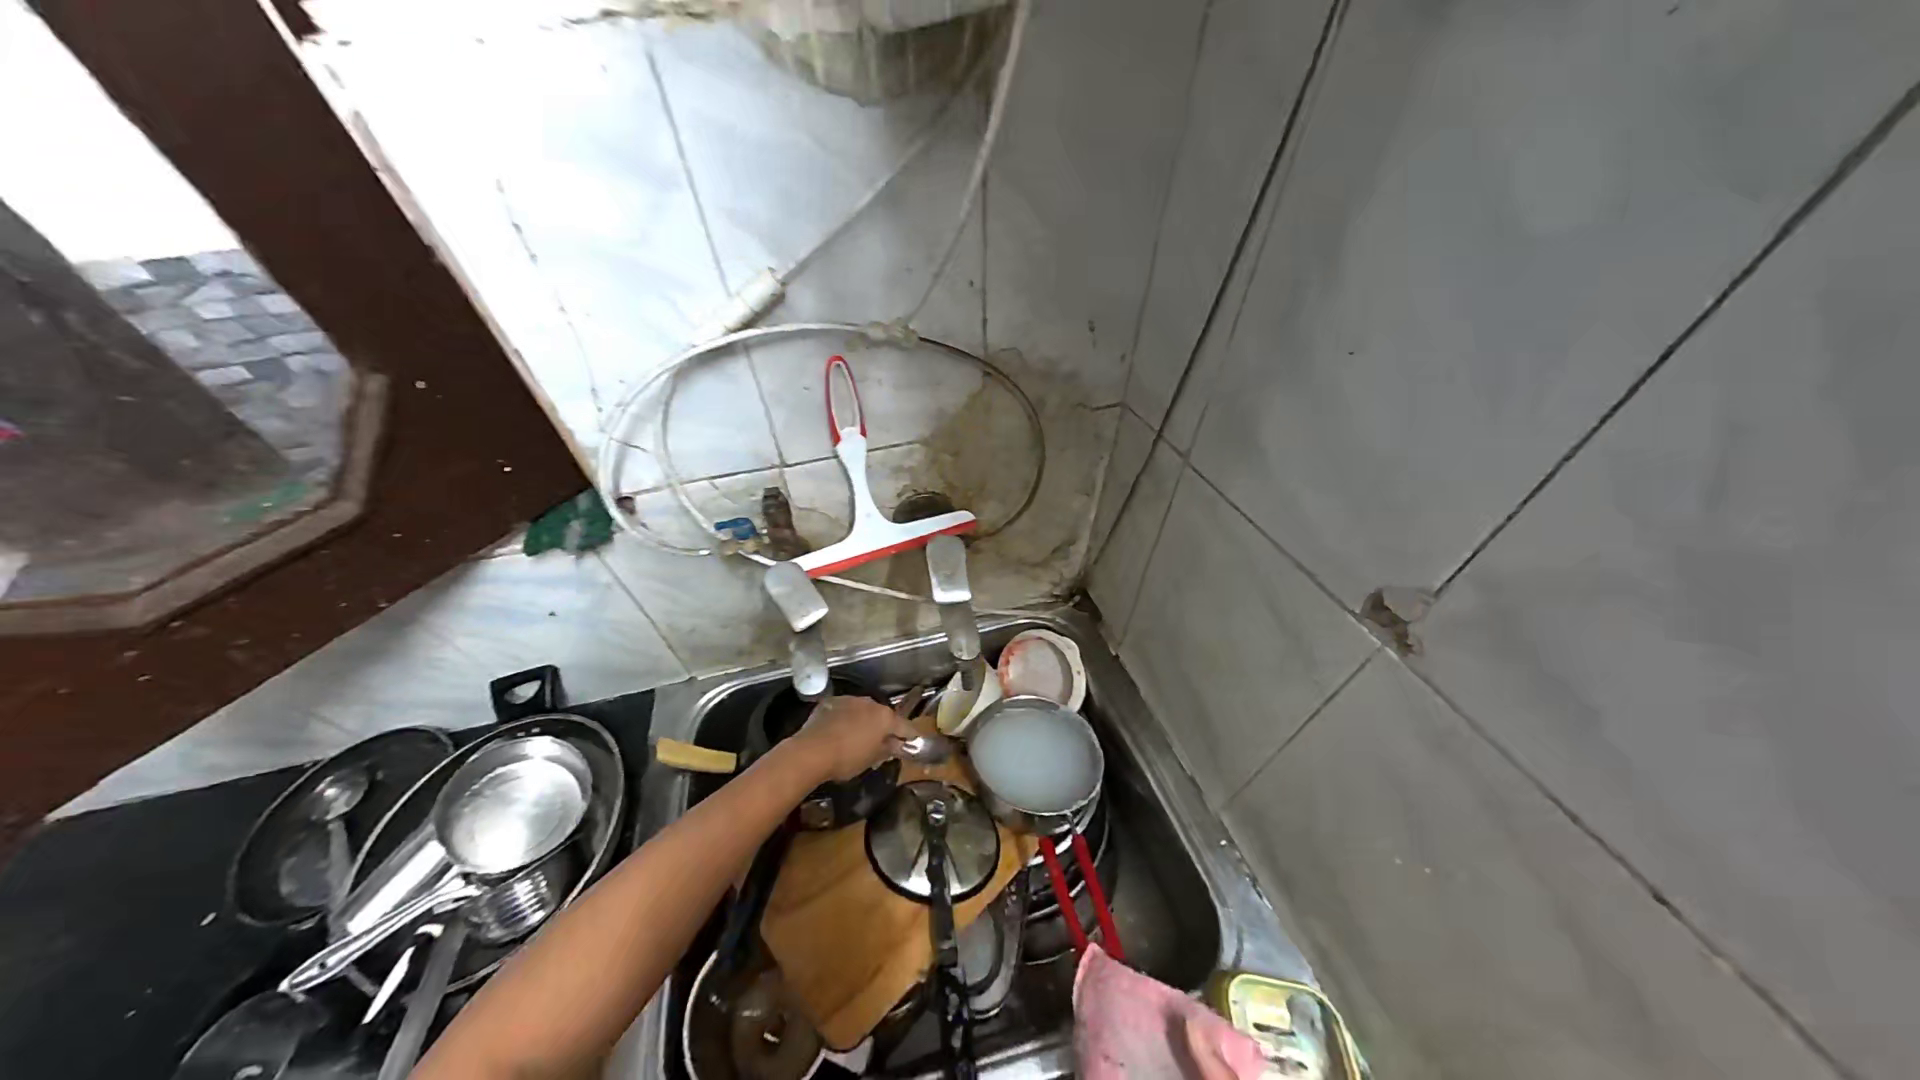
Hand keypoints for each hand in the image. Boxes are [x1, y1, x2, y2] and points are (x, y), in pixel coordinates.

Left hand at [791, 696, 916, 781]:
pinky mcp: (831, 701)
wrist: (811, 751)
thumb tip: (895, 745)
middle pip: (882, 716)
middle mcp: (870, 703)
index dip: (910, 736)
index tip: (911, 742)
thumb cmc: (847, 758)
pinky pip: (844, 710)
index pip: (905, 726)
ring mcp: (850, 700)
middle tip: (880, 743)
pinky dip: (845, 719)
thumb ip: (887, 749)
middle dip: (883, 727)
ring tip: (857, 737)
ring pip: (862, 711)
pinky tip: (838, 731)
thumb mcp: (871, 760)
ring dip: (863, 721)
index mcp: (885, 717)